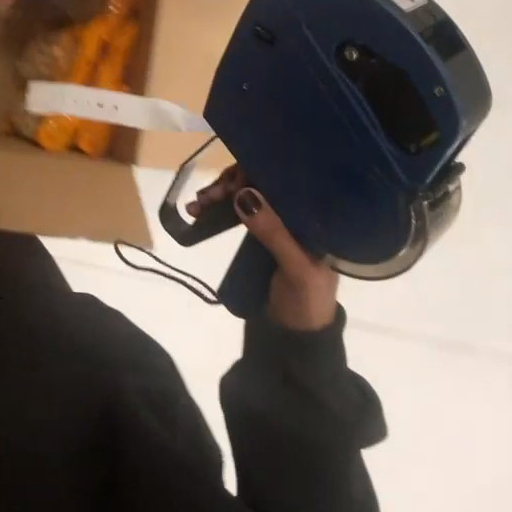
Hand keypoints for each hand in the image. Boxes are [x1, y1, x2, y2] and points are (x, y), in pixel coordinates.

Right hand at [190, 167, 339, 330]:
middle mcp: (297, 214)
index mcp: (315, 217)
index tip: (233, 181)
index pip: (286, 181)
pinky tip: (200, 211)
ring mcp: (277, 224)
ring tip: (197, 205)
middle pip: (262, 185)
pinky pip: (239, 214)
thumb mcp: (295, 268)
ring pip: (247, 197)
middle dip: (232, 185)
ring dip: (221, 195)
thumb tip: (244, 194)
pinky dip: (219, 210)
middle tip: (206, 197)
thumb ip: (274, 232)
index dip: (258, 173)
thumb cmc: (306, 302)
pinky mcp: (261, 237)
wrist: (295, 338)